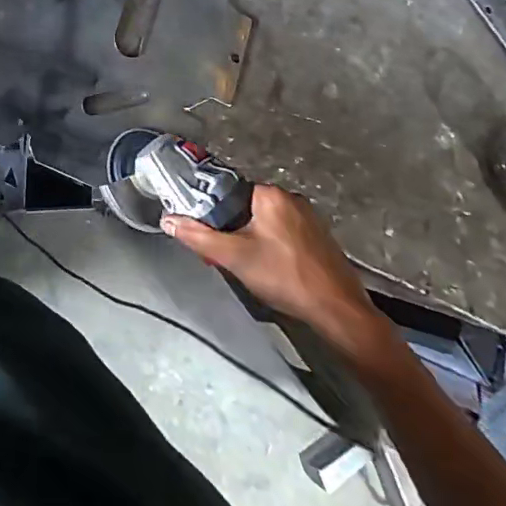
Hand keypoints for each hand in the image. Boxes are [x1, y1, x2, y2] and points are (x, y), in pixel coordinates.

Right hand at [162, 185, 381, 349]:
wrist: (338, 313)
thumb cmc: (284, 277)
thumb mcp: (231, 256)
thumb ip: (195, 235)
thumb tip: (167, 220)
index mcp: (270, 195)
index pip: (225, 192)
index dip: (209, 212)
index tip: (204, 233)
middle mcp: (292, 199)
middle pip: (242, 207)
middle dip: (228, 229)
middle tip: (221, 253)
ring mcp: (310, 219)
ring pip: (261, 222)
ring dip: (247, 239)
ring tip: (242, 264)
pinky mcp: (319, 238)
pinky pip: (281, 234)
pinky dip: (268, 246)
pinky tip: (266, 268)